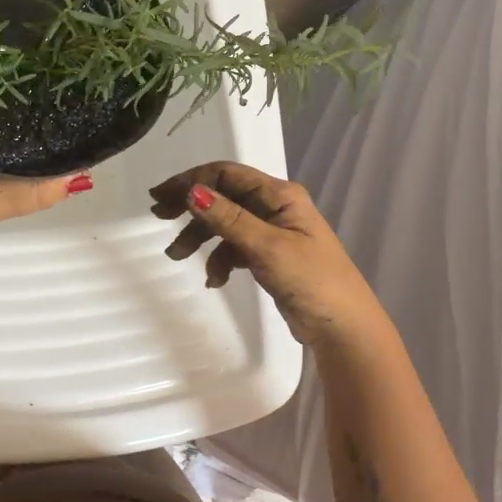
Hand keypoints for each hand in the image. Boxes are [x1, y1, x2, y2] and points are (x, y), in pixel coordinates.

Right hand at [149, 162, 386, 347]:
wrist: (343, 326)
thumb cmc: (310, 279)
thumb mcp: (265, 247)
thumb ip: (227, 219)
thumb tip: (191, 192)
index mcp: (280, 195)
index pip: (226, 174)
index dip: (190, 180)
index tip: (159, 195)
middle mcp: (275, 207)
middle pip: (222, 196)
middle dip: (190, 207)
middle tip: (158, 217)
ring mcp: (272, 231)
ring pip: (224, 224)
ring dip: (200, 237)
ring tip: (177, 257)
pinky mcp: (268, 255)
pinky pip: (234, 247)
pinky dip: (219, 260)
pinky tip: (215, 279)